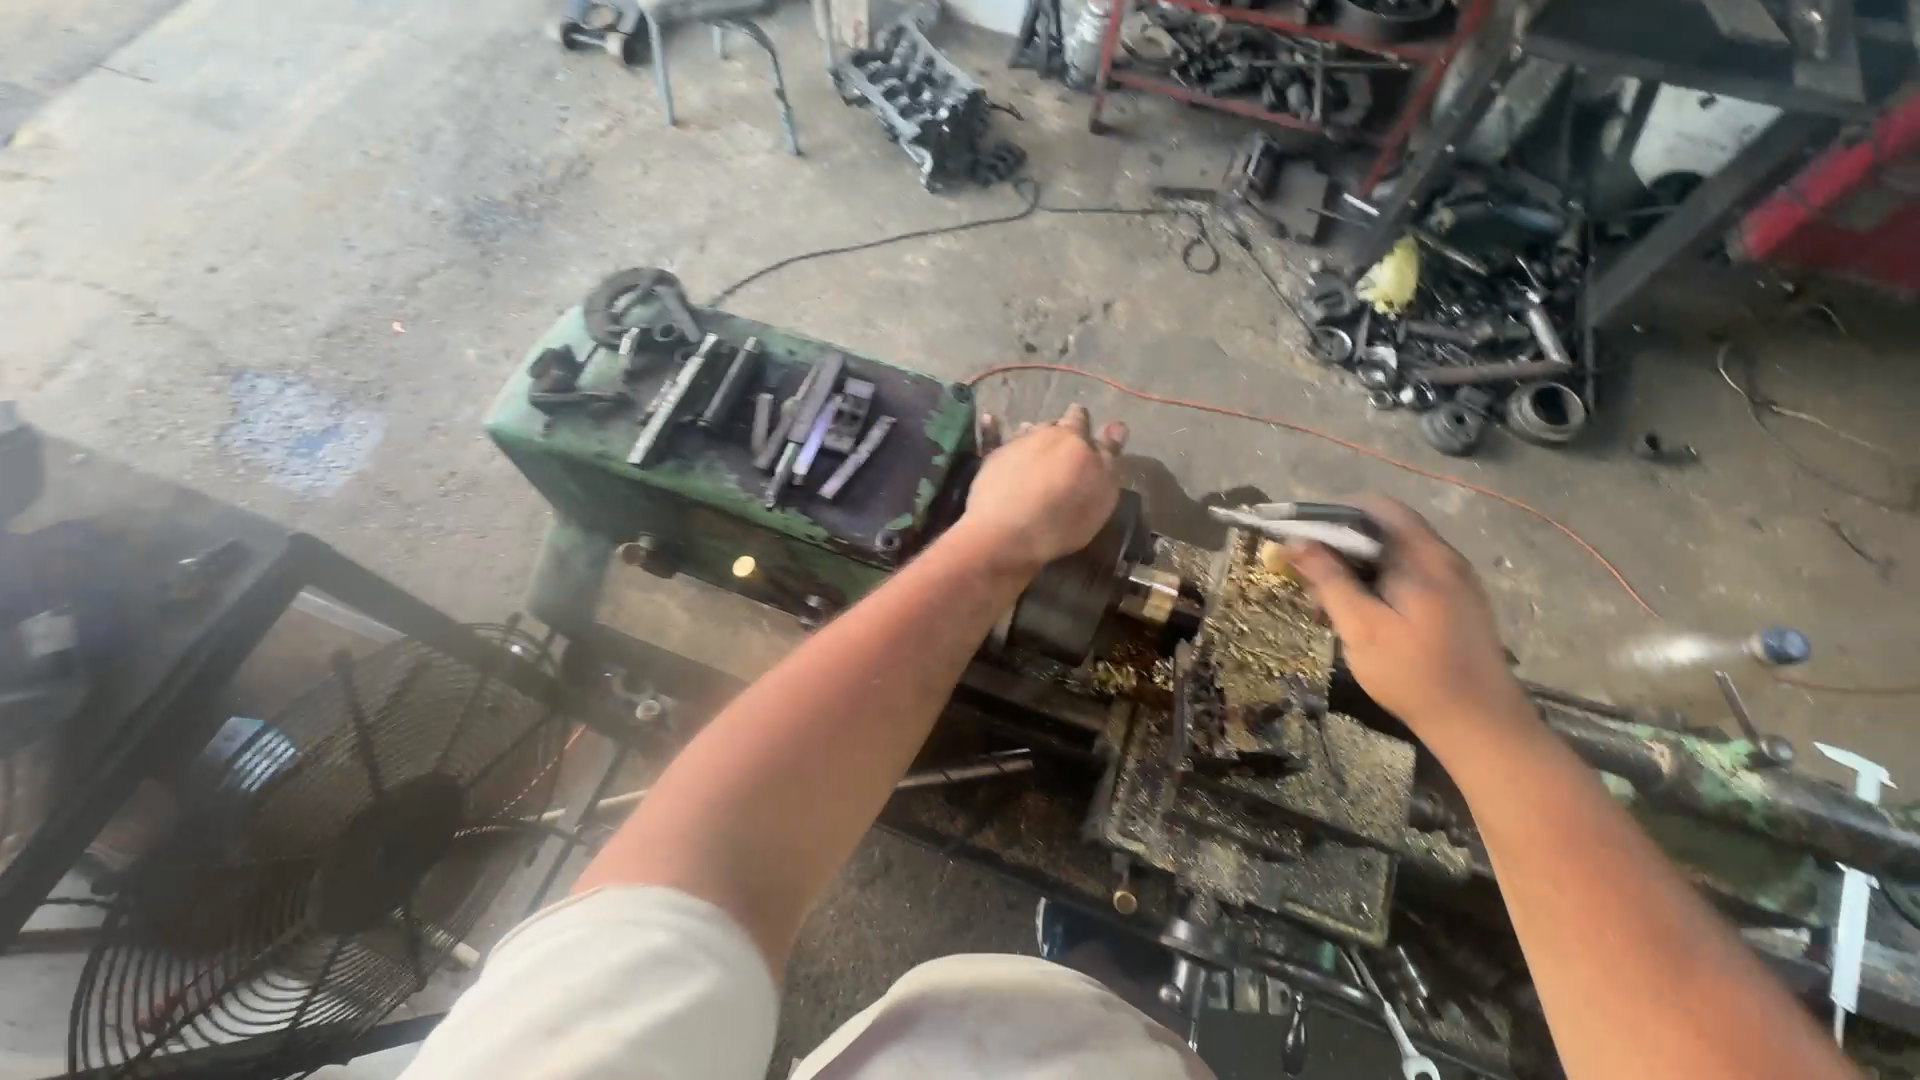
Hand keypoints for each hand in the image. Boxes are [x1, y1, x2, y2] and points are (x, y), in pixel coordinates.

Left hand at [961, 404, 1126, 571]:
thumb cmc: (1061, 522)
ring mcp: (1017, 442)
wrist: (1005, 533)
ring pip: (1030, 429)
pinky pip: (993, 434)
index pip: (1086, 423)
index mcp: (1077, 442)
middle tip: (1065, 443)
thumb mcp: (1100, 498)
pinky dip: (993, 426)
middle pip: (1059, 423)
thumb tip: (1116, 427)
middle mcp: (1047, 434)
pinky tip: (990, 419)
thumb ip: (1108, 460)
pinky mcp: (991, 456)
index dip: (1087, 427)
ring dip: (1036, 433)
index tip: (1088, 434)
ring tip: (1036, 446)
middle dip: (1065, 427)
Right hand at [1286, 497, 1527, 734]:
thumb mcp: (1361, 627)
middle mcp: (1443, 559)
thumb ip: (1330, 580)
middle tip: (1308, 582)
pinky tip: (1359, 618)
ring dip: (1354, 571)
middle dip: (1338, 549)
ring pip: (1392, 557)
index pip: (1374, 507)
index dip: (1331, 515)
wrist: (1480, 723)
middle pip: (1382, 531)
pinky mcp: (1454, 604)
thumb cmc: (1414, 673)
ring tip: (1327, 607)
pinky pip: (1407, 577)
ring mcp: (1453, 582)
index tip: (1298, 539)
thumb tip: (1297, 543)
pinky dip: (1376, 586)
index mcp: (1423, 556)